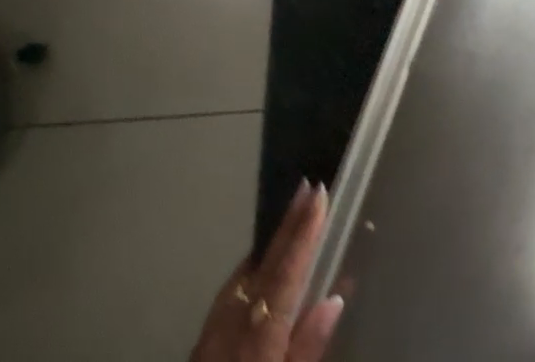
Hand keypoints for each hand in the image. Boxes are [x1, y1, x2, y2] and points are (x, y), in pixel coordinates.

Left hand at [189, 180, 345, 361]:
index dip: (303, 234)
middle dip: (287, 227)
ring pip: (241, 277)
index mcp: (258, 340)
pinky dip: (247, 270)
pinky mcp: (201, 347)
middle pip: (263, 269)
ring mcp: (210, 337)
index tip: (318, 197)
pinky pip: (228, 295)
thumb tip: (334, 299)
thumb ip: (308, 348)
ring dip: (268, 244)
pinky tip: (254, 267)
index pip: (286, 275)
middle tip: (305, 188)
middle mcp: (230, 329)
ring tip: (289, 216)